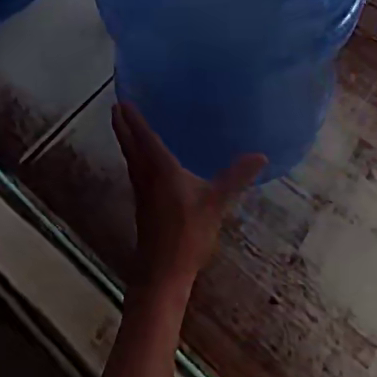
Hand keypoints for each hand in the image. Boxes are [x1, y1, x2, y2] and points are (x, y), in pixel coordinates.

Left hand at [112, 102, 264, 287]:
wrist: (163, 274)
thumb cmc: (187, 235)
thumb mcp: (215, 204)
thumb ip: (236, 178)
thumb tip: (260, 155)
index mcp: (161, 171)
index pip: (146, 139)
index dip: (135, 121)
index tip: (123, 102)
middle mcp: (146, 178)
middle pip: (131, 147)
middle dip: (123, 127)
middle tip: (116, 107)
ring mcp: (142, 194)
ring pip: (130, 160)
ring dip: (126, 141)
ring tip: (124, 126)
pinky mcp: (143, 206)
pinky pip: (135, 172)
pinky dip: (134, 158)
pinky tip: (142, 162)